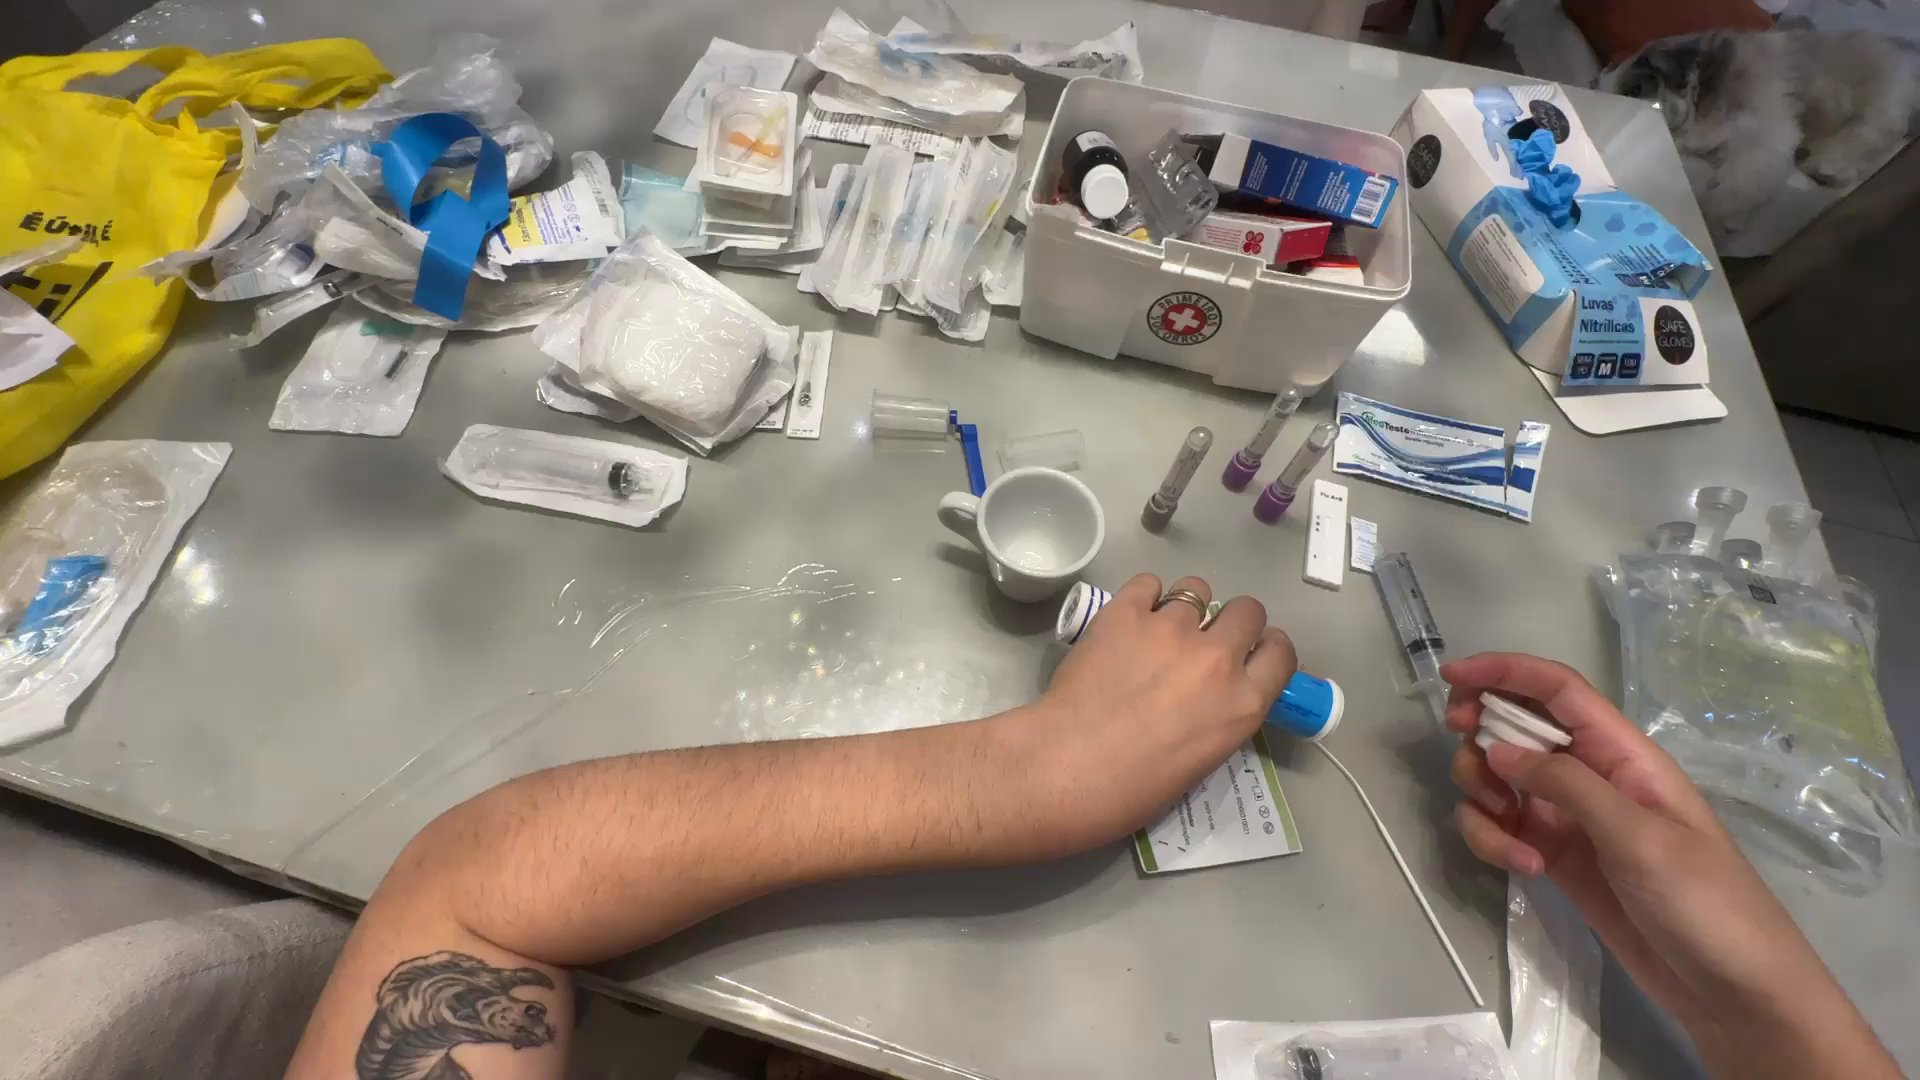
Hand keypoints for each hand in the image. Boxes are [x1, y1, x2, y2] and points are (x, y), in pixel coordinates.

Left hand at [1005, 574, 1295, 857]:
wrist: (1069, 765)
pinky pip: (1147, 583)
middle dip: (1231, 621)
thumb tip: (1208, 695)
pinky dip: (1143, 596)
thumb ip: (1218, 716)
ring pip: (1195, 589)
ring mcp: (1169, 629)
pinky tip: (1129, 617)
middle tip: (1205, 639)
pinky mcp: (1125, 613)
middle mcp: (1216, 657)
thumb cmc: (1134, 787)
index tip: (1251, 652)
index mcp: (1243, 703)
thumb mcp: (1202, 759)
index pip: (1280, 653)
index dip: (1267, 647)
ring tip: (1160, 627)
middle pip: (1247, 610)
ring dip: (1185, 607)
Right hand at [1443, 652, 1897, 1078]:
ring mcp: (1563, 812)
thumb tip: (1495, 750)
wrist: (1734, 996)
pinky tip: (1522, 866)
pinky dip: (1490, 838)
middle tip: (1462, 746)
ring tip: (1509, 834)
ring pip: (1493, 774)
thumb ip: (1565, 784)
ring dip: (1481, 795)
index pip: (1555, 690)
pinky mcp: (1546, 847)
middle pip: (1512, 724)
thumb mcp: (1639, 839)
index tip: (1450, 675)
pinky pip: (1494, 823)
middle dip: (1477, 731)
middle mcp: (1587, 773)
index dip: (1502, 670)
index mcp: (1620, 754)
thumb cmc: (1707, 905)